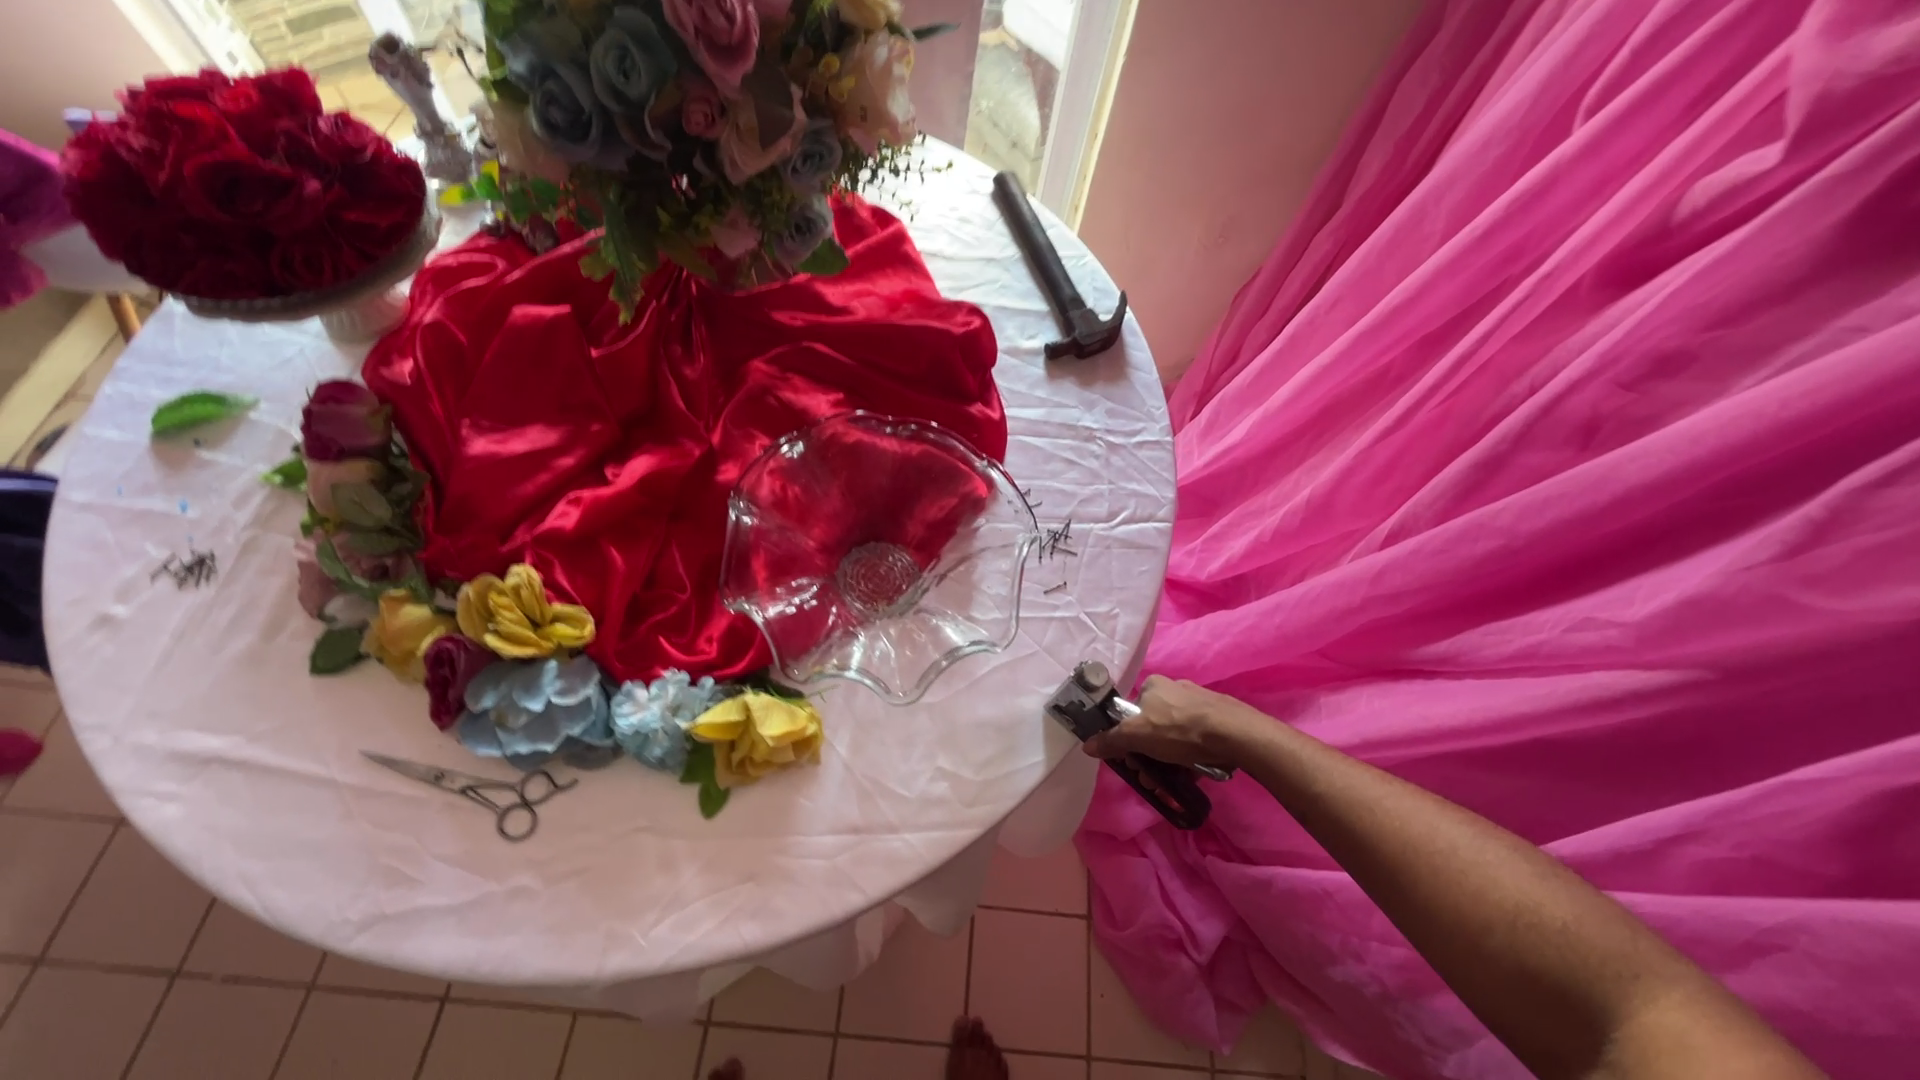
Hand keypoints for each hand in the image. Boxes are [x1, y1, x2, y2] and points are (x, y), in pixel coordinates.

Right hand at [1081, 676, 1257, 767]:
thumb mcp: (1137, 736)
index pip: (1131, 712)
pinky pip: (1196, 741)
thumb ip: (1111, 741)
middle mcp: (1175, 689)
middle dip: (1148, 755)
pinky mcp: (1219, 719)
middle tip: (1150, 777)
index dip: (1128, 738)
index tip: (1132, 761)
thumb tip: (1086, 746)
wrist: (1235, 734)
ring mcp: (1199, 704)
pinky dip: (1190, 758)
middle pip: (1152, 726)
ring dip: (1168, 761)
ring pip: (1174, 736)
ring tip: (1171, 782)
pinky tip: (1193, 774)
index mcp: (1153, 685)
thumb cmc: (1179, 730)